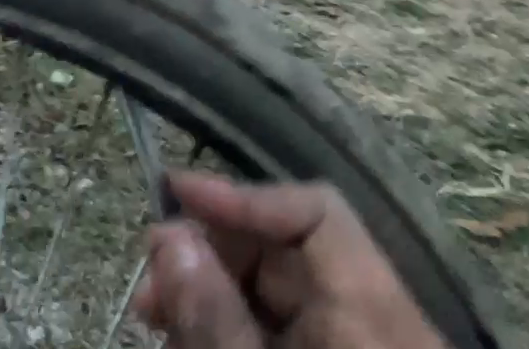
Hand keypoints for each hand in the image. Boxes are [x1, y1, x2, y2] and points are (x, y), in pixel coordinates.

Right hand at [134, 173, 449, 348]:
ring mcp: (362, 341)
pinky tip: (194, 337)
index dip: (241, 194)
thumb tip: (166, 234)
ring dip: (207, 292)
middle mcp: (379, 318)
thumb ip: (213, 314)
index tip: (172, 194)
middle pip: (283, 249)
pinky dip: (230, 323)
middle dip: (206, 255)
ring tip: (158, 320)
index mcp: (378, 313)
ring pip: (272, 289)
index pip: (316, 209)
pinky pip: (280, 324)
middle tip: (150, 287)